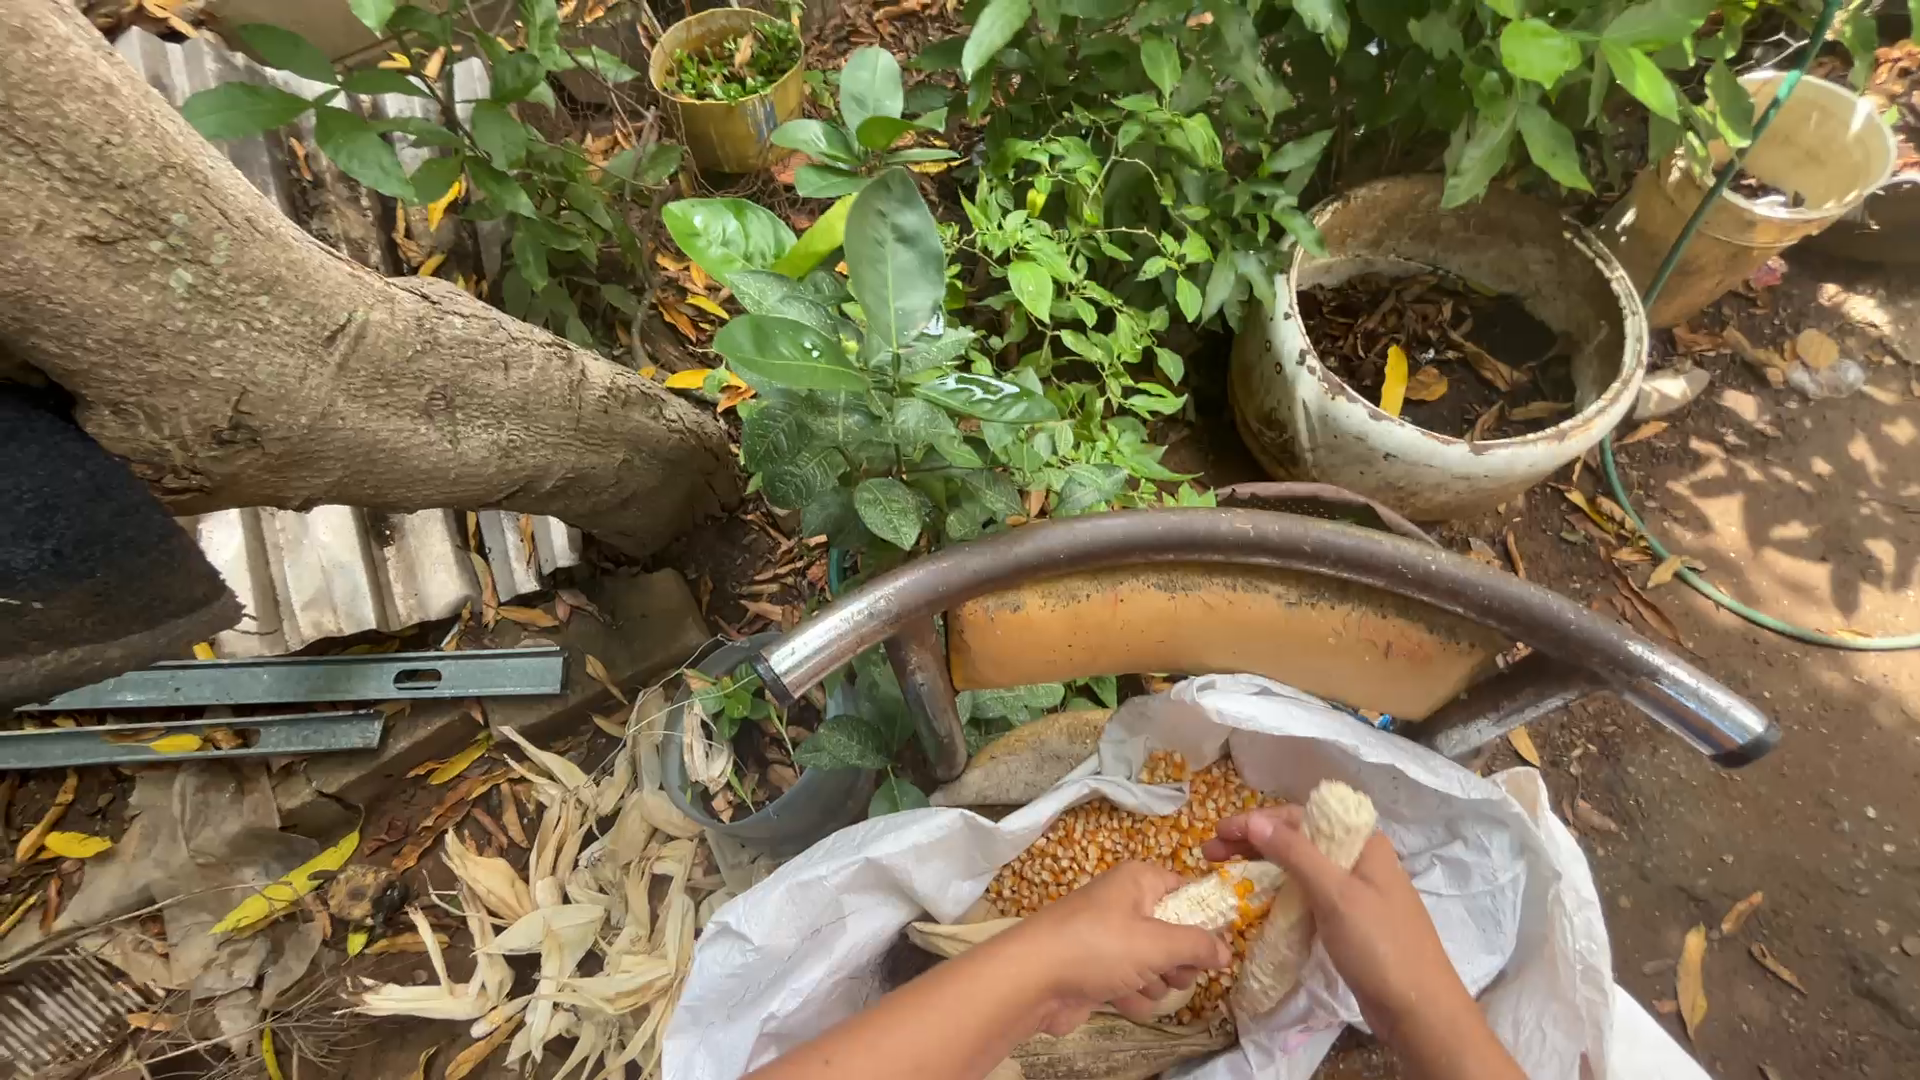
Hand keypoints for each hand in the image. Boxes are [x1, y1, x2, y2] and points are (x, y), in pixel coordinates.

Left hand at [989, 861, 1231, 1033]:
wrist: (1035, 978)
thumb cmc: (1097, 947)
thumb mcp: (1155, 943)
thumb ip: (1196, 945)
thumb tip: (1227, 949)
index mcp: (1140, 880)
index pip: (1187, 891)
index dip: (1205, 918)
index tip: (1218, 946)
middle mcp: (1127, 902)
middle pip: (1177, 934)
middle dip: (1178, 961)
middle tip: (1168, 969)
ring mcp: (1113, 937)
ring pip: (1158, 966)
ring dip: (1153, 983)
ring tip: (1133, 982)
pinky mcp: (1101, 969)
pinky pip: (1135, 984)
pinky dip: (1131, 995)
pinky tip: (1116, 996)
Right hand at [1202, 806, 1472, 1046]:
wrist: (1423, 1016)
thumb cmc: (1381, 948)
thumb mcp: (1334, 894)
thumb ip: (1294, 852)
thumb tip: (1255, 819)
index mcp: (1362, 843)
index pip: (1298, 817)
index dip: (1255, 820)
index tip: (1219, 831)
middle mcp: (1358, 858)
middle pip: (1295, 837)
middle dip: (1251, 840)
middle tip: (1211, 850)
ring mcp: (1354, 888)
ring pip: (1297, 863)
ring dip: (1260, 862)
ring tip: (1224, 867)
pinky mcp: (1348, 916)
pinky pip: (1305, 889)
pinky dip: (1277, 885)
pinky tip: (1256, 892)